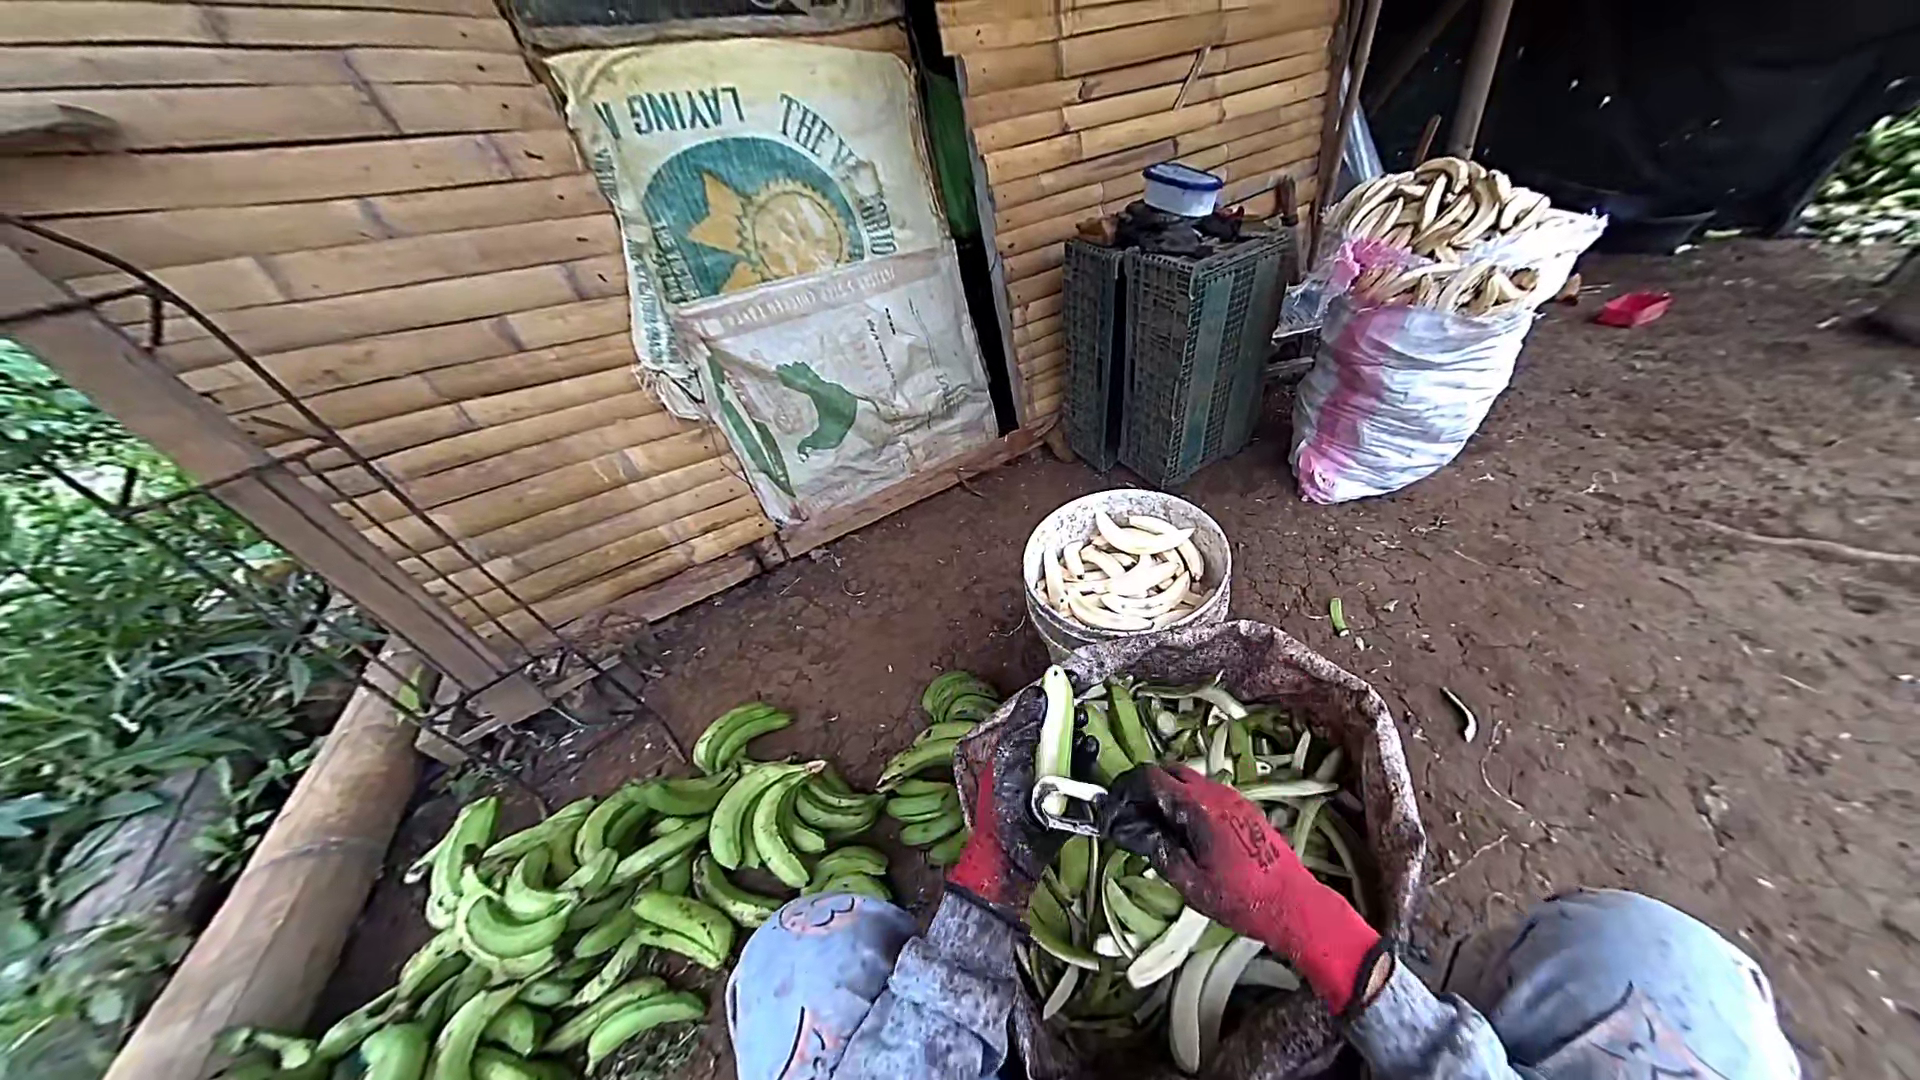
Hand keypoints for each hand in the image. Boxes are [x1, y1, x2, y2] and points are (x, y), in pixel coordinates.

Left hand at [946, 686, 1068, 919]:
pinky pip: (1082, 770)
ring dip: (1078, 732)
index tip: (1063, 679)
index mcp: (1012, 747)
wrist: (1013, 855)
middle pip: (1053, 727)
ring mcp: (1050, 774)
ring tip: (1084, 722)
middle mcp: (1032, 756)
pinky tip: (1091, 747)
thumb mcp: (1007, 760)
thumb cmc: (1000, 806)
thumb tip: (1037, 694)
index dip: (1048, 696)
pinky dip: (1087, 756)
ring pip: (1070, 745)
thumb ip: (1022, 728)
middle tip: (1078, 702)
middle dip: (1066, 713)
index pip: (1032, 714)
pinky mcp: (1068, 792)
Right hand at [1098, 764, 1381, 1012]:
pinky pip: (1206, 791)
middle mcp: (1214, 793)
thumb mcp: (1191, 883)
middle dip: (1145, 785)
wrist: (1298, 906)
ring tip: (1156, 820)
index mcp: (1197, 807)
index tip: (1115, 804)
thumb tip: (1131, 830)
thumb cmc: (1243, 899)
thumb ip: (1158, 851)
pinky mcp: (1243, 807)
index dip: (1126, 788)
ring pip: (1189, 778)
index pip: (1151, 778)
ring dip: (1167, 791)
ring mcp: (1232, 797)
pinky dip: (1187, 799)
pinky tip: (1185, 827)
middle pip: (1169, 769)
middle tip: (1132, 810)